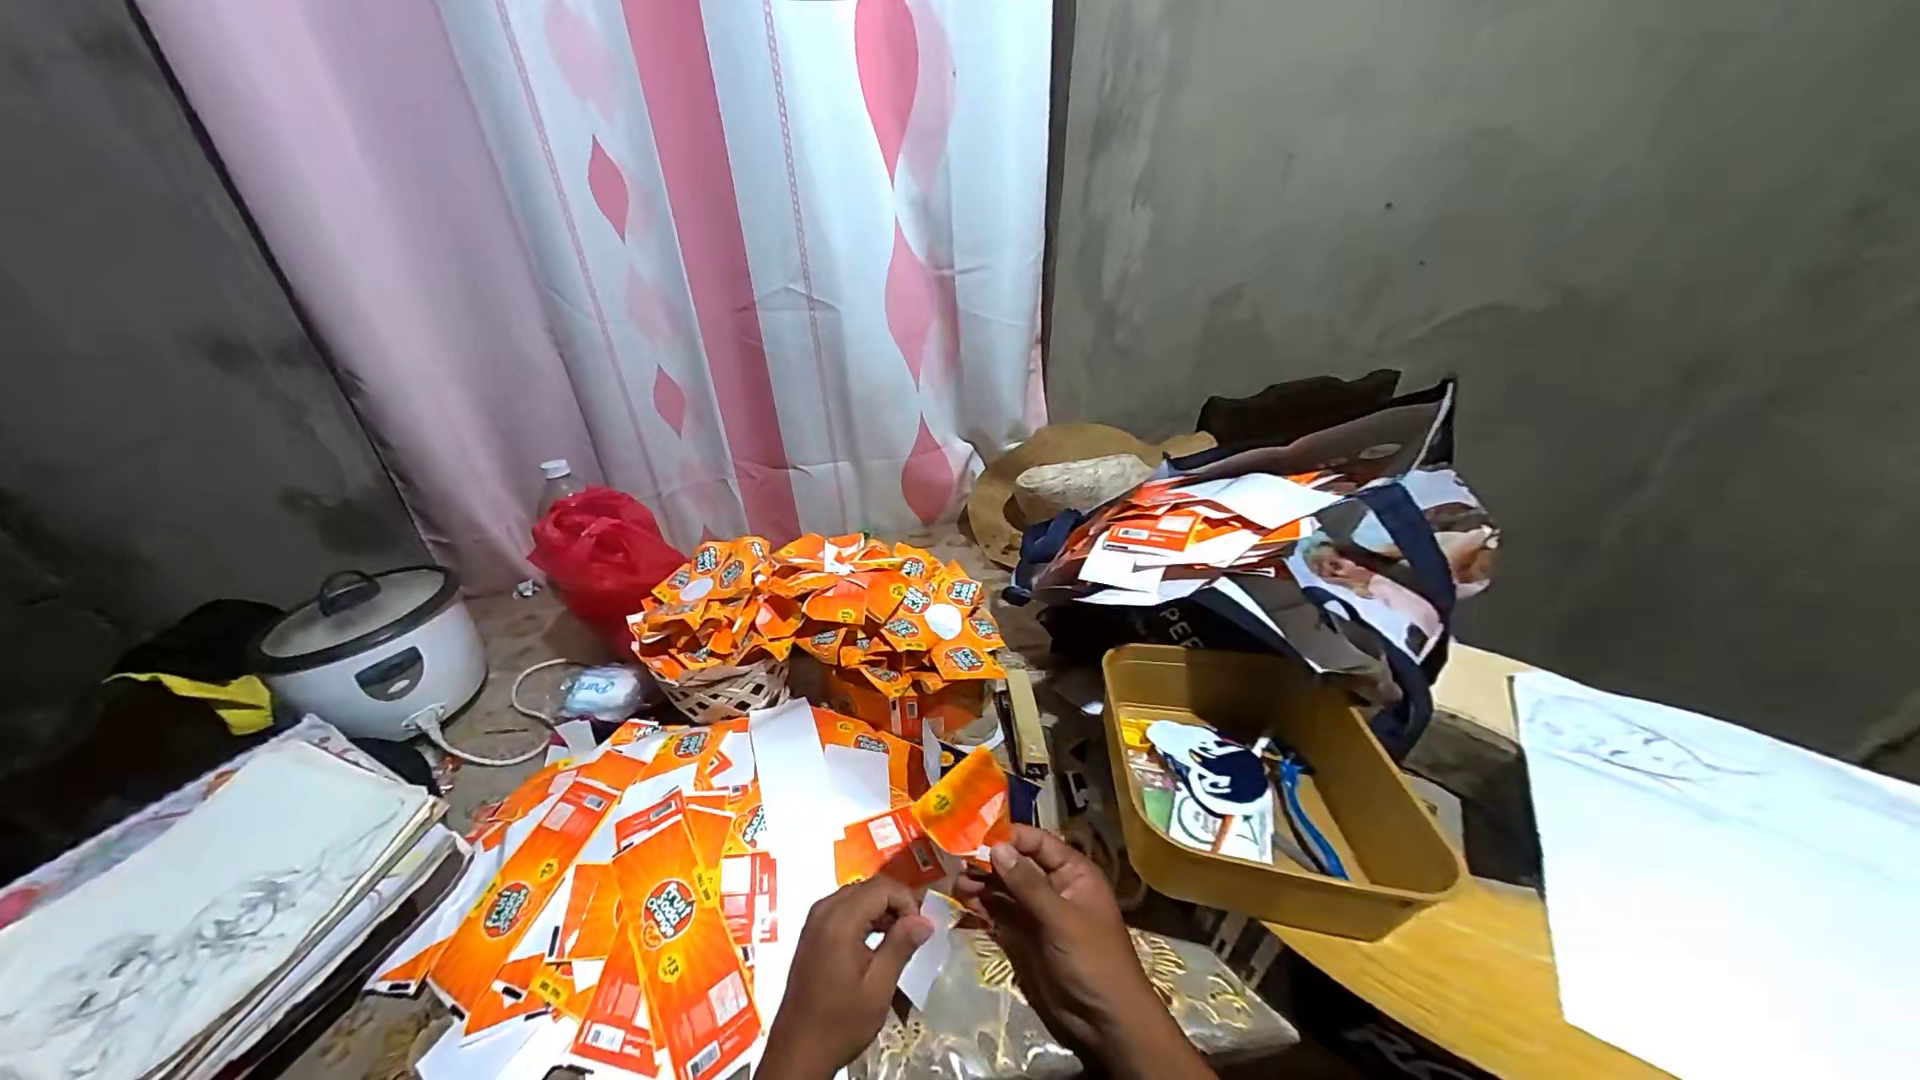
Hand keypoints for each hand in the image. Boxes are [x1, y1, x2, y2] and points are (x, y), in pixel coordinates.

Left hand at [759, 876, 932, 1079]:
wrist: (797, 1053)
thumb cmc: (840, 1023)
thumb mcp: (878, 988)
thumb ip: (901, 946)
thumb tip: (926, 920)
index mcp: (840, 920)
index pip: (883, 888)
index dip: (907, 901)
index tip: (919, 929)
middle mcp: (824, 910)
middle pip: (869, 887)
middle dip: (895, 903)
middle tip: (912, 932)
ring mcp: (815, 919)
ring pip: (857, 894)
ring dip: (880, 908)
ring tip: (897, 937)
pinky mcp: (811, 931)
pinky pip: (843, 907)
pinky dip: (863, 915)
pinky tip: (874, 941)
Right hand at [955, 825, 1214, 1079]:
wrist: (1106, 1020)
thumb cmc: (1093, 959)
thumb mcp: (1060, 918)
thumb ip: (1027, 883)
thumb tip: (997, 847)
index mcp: (1073, 872)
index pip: (1037, 842)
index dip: (1008, 837)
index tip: (976, 836)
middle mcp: (1055, 885)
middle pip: (1017, 864)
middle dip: (989, 862)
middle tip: (958, 863)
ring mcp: (1040, 911)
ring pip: (1006, 888)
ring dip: (983, 883)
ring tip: (958, 884)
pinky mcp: (1028, 935)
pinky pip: (1003, 912)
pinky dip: (985, 906)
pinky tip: (967, 903)